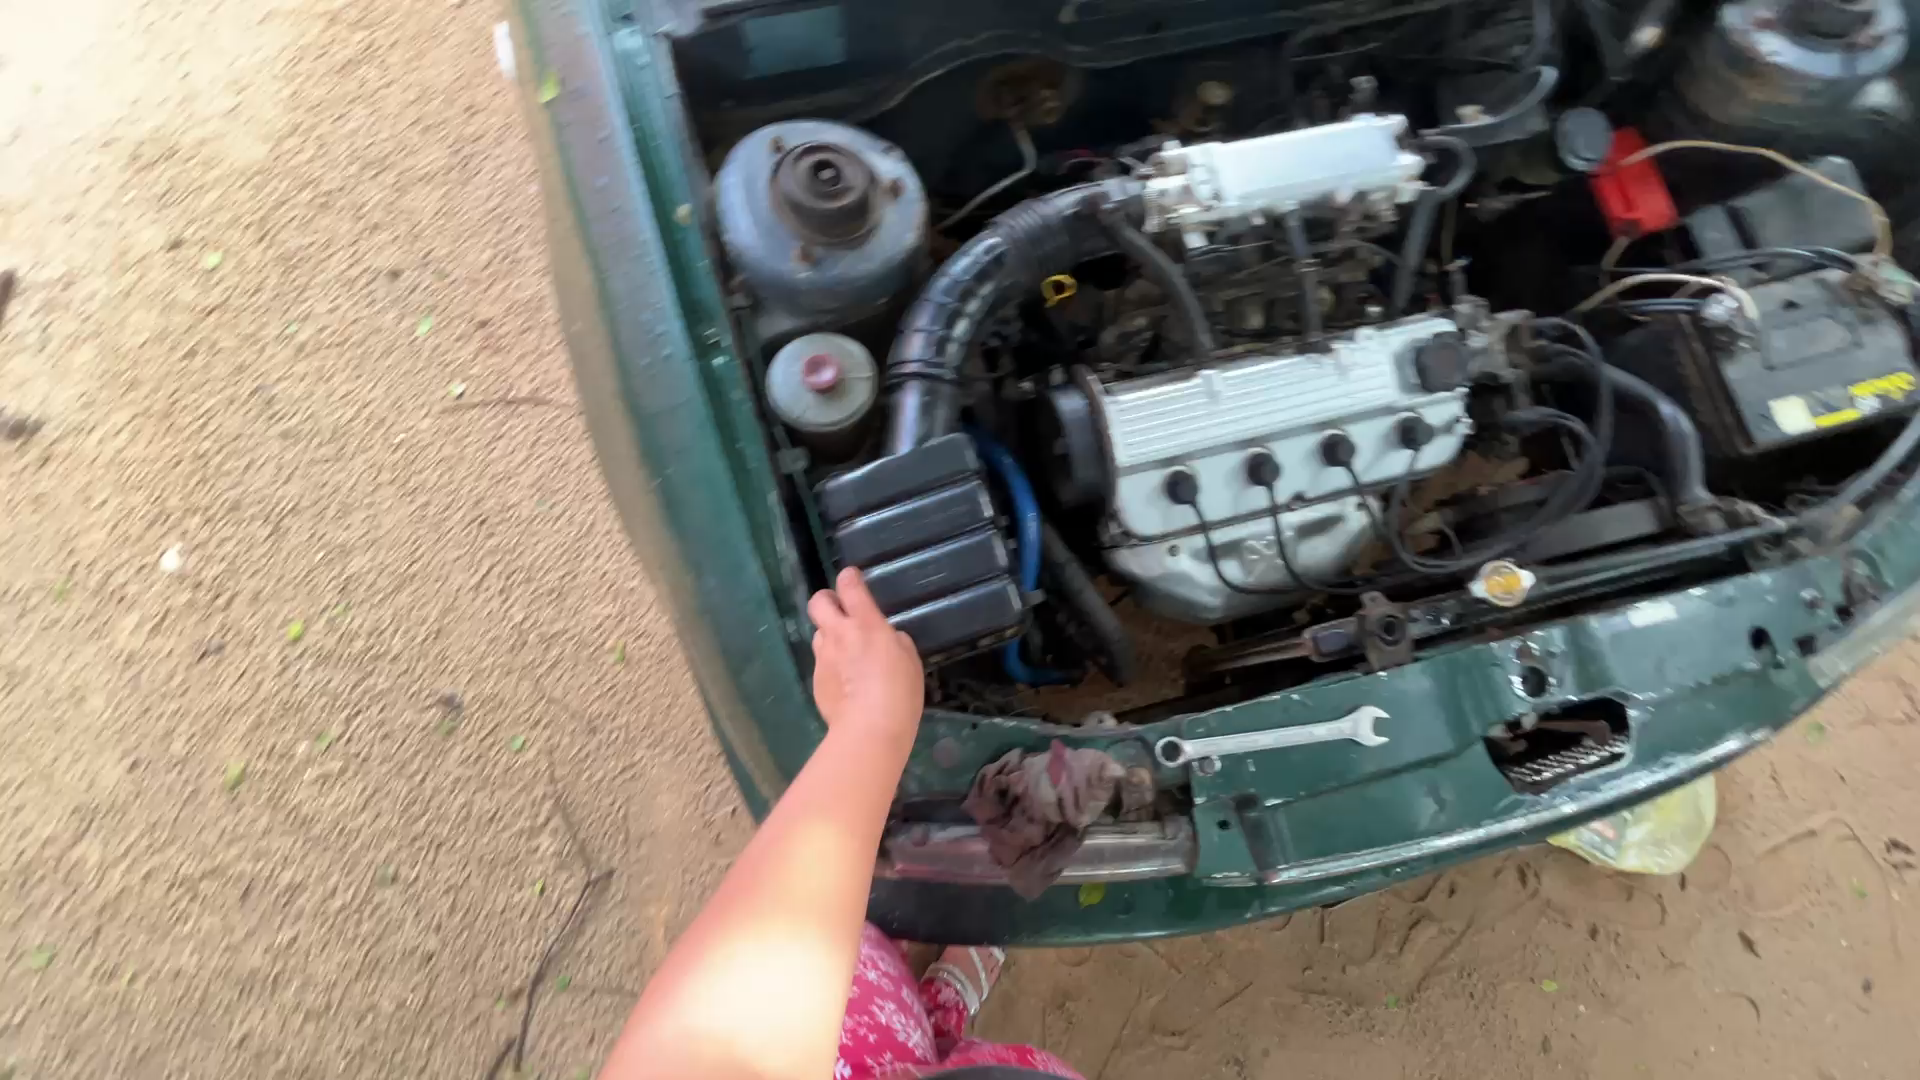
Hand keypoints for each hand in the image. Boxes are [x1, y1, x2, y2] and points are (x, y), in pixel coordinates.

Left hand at [807, 567, 924, 748]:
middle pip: (818, 602)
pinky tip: (845, 682)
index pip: (850, 586)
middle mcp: (839, 634)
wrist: (869, 728)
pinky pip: (821, 663)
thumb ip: (895, 642)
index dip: (849, 577)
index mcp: (866, 624)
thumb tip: (886, 639)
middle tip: (839, 609)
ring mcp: (823, 657)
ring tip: (845, 652)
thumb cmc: (899, 692)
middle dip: (826, 600)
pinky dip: (831, 666)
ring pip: (818, 633)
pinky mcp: (815, 680)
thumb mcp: (910, 660)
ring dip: (830, 636)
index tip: (852, 577)